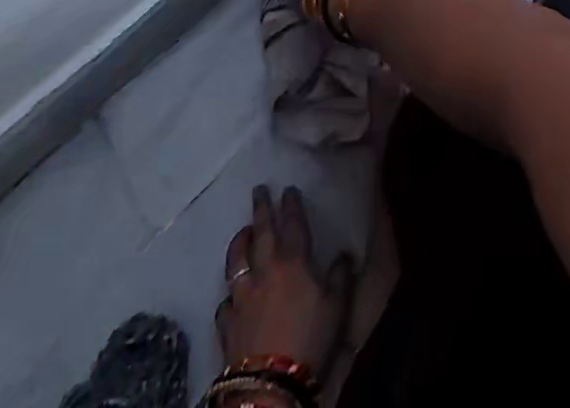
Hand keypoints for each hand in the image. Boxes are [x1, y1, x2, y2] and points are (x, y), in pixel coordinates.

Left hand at [217, 185, 353, 374]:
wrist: (272, 380)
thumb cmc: (312, 339)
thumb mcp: (337, 307)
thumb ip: (341, 277)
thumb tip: (345, 254)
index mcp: (292, 263)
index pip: (292, 225)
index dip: (290, 205)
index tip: (288, 189)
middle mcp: (263, 270)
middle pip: (261, 232)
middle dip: (261, 208)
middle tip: (258, 189)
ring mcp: (241, 294)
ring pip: (236, 258)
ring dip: (239, 240)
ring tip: (243, 230)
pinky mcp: (227, 319)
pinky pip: (225, 299)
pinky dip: (229, 292)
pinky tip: (231, 293)